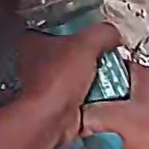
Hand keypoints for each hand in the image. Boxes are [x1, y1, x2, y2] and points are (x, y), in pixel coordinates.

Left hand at [16, 22, 123, 144]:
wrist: (52, 120)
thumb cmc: (57, 80)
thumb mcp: (86, 44)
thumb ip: (103, 33)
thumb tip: (114, 34)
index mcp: (34, 42)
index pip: (59, 28)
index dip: (80, 30)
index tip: (97, 34)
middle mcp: (37, 64)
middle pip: (72, 54)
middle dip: (91, 58)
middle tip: (107, 57)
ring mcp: (48, 87)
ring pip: (79, 78)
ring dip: (95, 80)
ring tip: (110, 77)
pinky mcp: (59, 107)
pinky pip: (83, 98)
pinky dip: (95, 99)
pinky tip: (106, 96)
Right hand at [80, 62, 148, 148]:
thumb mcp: (115, 118)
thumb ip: (92, 113)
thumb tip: (78, 115)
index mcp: (145, 74)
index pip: (115, 64)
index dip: (98, 73)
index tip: (85, 82)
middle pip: (120, 85)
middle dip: (105, 96)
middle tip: (92, 106)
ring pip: (127, 103)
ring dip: (115, 112)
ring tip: (105, 122)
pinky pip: (135, 119)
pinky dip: (126, 125)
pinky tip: (120, 135)